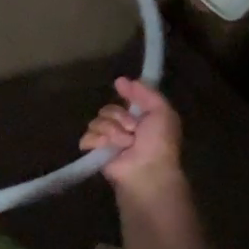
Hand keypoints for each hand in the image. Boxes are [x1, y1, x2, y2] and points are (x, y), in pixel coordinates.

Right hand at [80, 77, 182, 191]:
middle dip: (118, 117)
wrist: (146, 169)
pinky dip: (96, 142)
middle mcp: (123, 128)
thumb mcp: (161, 111)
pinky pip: (87, 138)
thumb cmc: (159, 142)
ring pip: (96, 122)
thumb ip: (145, 92)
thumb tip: (120, 79)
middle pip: (107, 109)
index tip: (121, 89)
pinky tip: (107, 148)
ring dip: (111, 131)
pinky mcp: (95, 153)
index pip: (124, 99)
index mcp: (140, 118)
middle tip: (132, 130)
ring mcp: (107, 141)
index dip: (125, 95)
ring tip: (124, 143)